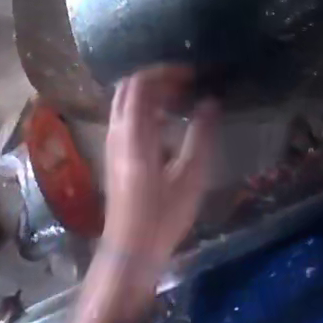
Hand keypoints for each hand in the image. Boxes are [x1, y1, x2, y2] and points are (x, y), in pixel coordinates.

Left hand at [98, 66, 216, 281]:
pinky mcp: (114, 154)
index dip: (165, 72)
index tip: (193, 75)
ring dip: (150, 93)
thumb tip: (211, 102)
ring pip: (125, 102)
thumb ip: (201, 135)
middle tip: (187, 84)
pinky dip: (145, 108)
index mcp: (134, 133)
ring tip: (182, 99)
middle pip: (129, 88)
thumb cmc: (162, 216)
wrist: (129, 251)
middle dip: (157, 78)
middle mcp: (117, 132)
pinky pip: (126, 117)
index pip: (140, 84)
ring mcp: (112, 143)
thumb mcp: (191, 176)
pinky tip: (168, 122)